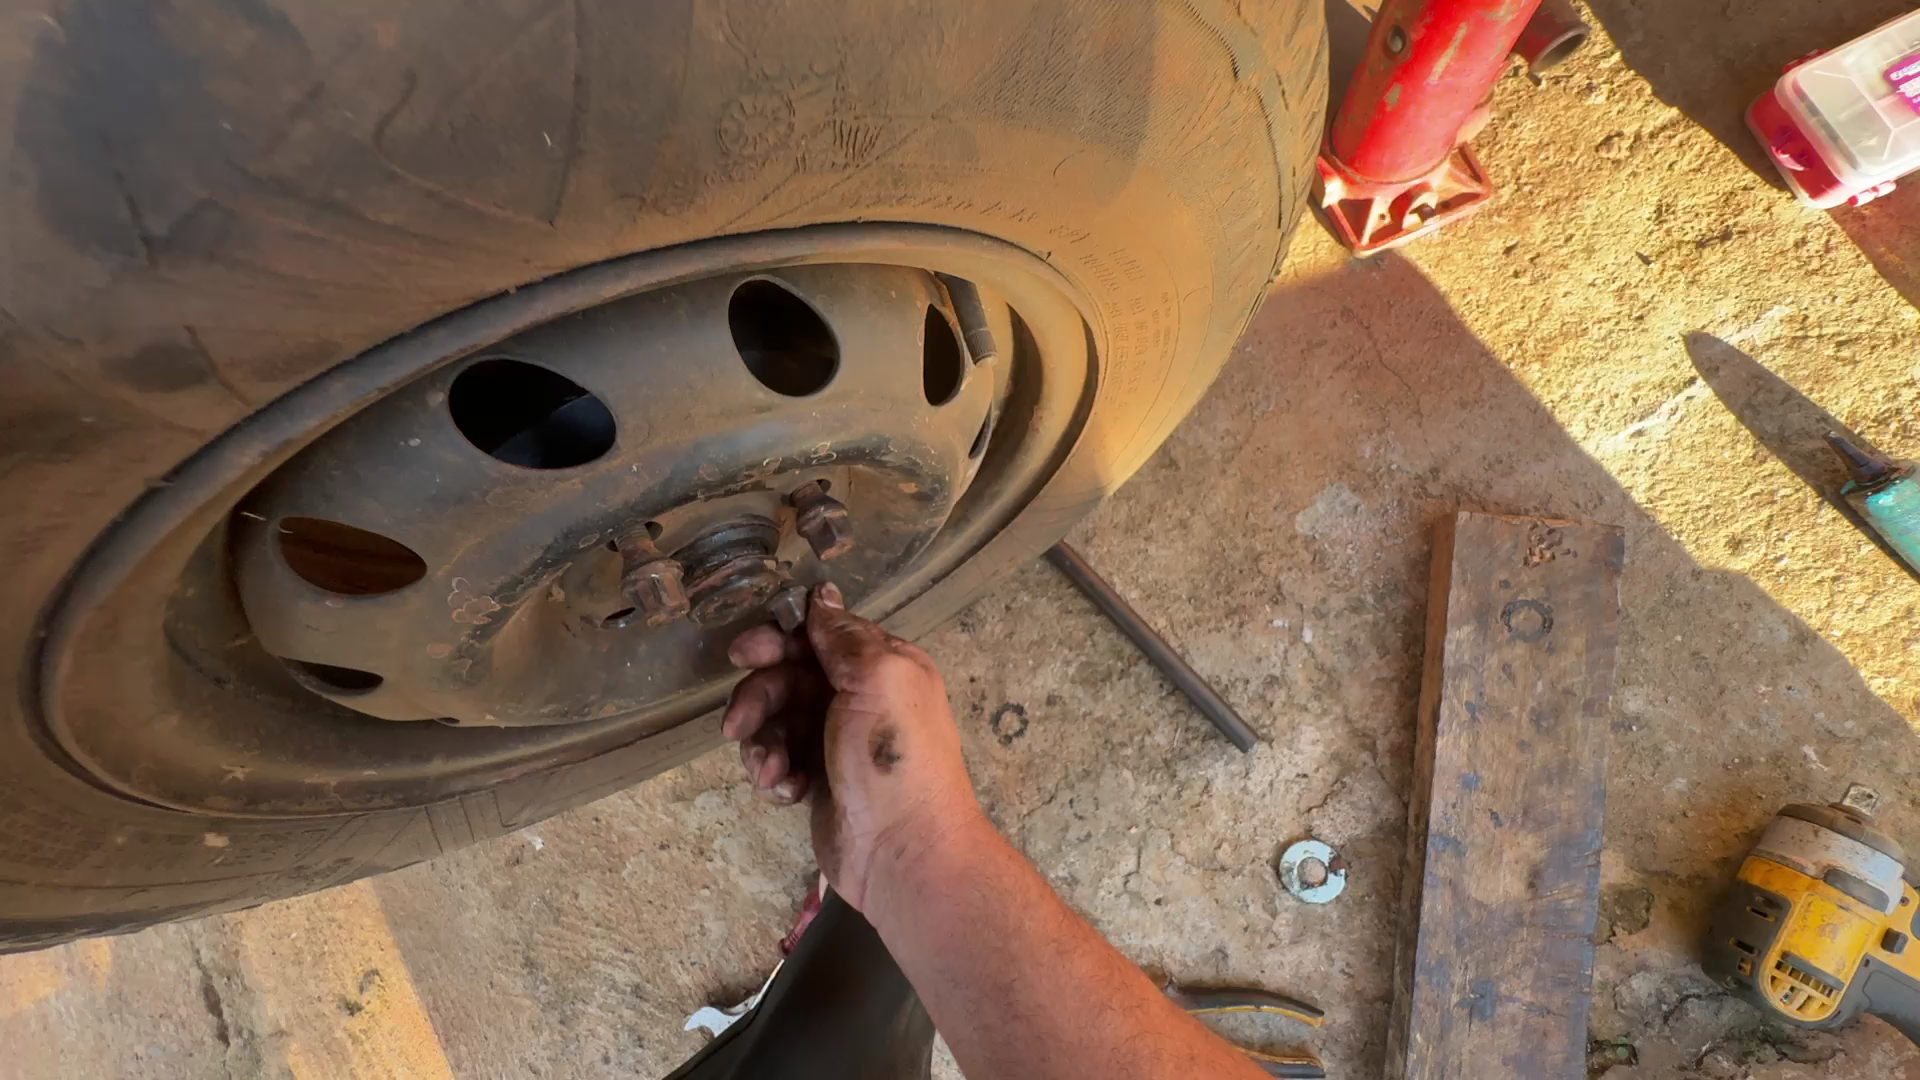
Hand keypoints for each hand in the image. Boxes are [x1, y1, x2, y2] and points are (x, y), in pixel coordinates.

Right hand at [723, 583, 982, 910]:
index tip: (747, 654)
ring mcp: (835, 738)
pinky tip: (786, 791)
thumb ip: (845, 636)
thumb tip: (823, 592)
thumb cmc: (893, 757)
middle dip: (760, 696)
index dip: (780, 639)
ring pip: (776, 719)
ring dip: (763, 743)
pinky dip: (774, 773)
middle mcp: (858, 695)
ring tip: (769, 771)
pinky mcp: (817, 777)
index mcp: (881, 664)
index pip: (820, 633)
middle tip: (736, 721)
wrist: (903, 852)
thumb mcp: (877, 680)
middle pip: (789, 675)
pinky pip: (778, 758)